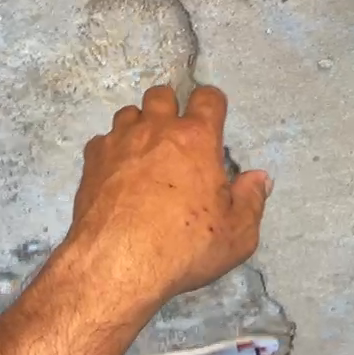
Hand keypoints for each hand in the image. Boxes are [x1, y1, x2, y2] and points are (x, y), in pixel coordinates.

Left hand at [63, 85, 271, 306]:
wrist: (118, 259)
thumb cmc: (183, 246)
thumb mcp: (237, 235)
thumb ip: (250, 201)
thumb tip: (260, 178)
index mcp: (196, 139)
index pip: (207, 98)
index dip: (212, 103)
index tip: (212, 117)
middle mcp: (156, 128)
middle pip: (162, 95)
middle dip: (170, 108)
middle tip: (175, 136)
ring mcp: (120, 139)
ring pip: (129, 112)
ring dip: (139, 126)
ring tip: (145, 153)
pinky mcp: (93, 156)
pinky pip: (103, 139)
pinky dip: (112, 150)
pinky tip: (117, 173)